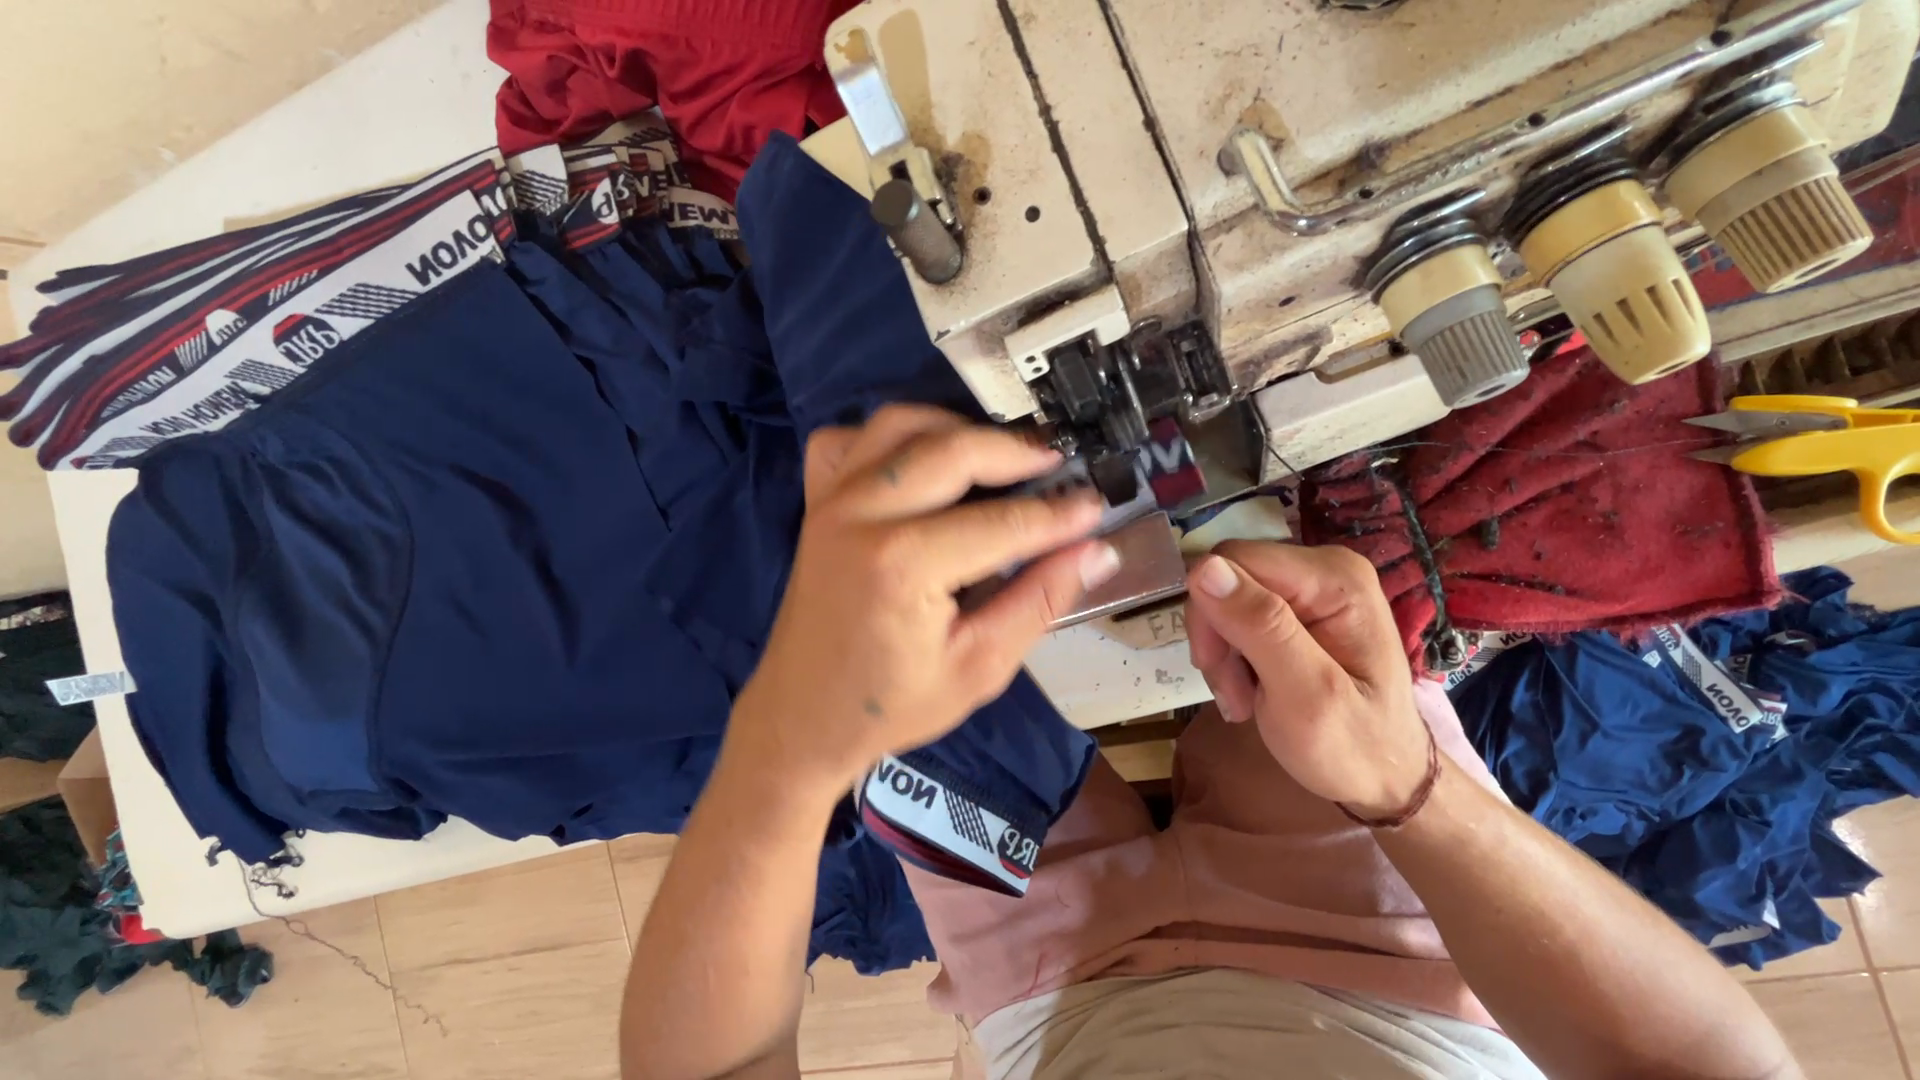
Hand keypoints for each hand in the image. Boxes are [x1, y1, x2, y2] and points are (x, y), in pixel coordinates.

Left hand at [727, 405, 1120, 792]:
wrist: (802, 717)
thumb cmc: (891, 705)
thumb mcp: (980, 668)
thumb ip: (1039, 600)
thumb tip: (1097, 550)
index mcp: (903, 565)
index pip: (1003, 522)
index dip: (1058, 512)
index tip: (1096, 504)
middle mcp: (862, 515)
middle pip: (953, 450)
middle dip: (1016, 451)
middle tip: (1058, 465)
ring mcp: (831, 502)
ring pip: (901, 424)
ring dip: (957, 429)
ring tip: (1000, 457)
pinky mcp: (815, 503)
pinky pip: (849, 440)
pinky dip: (888, 437)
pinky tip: (920, 461)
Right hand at [1184, 540, 1431, 816]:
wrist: (1386, 780)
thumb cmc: (1352, 747)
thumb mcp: (1303, 694)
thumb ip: (1259, 627)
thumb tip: (1203, 568)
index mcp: (1335, 578)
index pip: (1234, 561)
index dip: (1211, 611)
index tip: (1216, 670)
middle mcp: (1325, 568)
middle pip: (1228, 576)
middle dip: (1217, 635)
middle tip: (1231, 694)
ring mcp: (1314, 586)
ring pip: (1227, 596)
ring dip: (1222, 651)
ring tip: (1242, 699)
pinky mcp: (1301, 606)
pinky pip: (1240, 612)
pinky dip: (1233, 654)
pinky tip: (1250, 688)